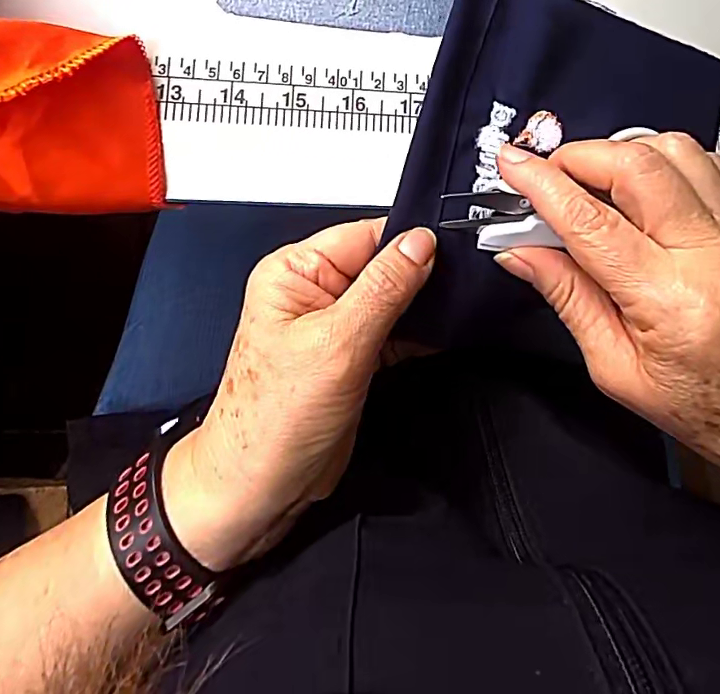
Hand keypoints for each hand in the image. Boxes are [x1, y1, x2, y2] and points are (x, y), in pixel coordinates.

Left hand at [159, 219, 435, 569]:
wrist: (261, 484)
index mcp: (292, 272)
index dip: (405, 240)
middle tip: (459, 286)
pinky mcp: (350, 355)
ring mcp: (332, 325)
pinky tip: (444, 335)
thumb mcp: (335, 344)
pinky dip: (418, 334)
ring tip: (454, 313)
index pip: (360, 235)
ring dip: (421, 306)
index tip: (448, 250)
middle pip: (378, 264)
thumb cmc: (269, 418)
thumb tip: (417, 245)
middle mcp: (310, 292)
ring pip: (390, 299)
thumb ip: (382, 290)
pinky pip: (392, 330)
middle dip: (418, 274)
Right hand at [492, 134, 719, 526]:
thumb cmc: (713, 409)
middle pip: (637, 165)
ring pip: (672, 151)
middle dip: (575, 156)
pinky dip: (654, 161)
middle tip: (545, 177)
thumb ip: (565, 296)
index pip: (591, 220)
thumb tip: (519, 253)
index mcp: (674, 304)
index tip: (511, 165)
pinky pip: (701, 164)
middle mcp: (717, 259)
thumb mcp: (615, 368)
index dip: (540, 184)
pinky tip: (632, 188)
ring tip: (587, 184)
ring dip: (615, 154)